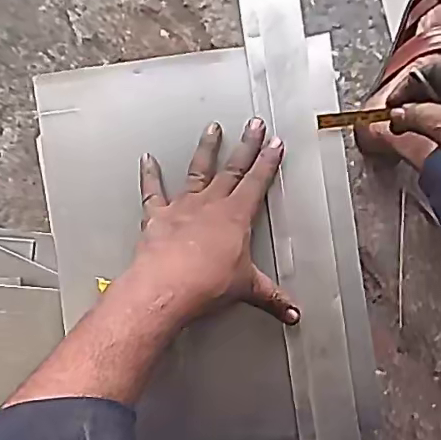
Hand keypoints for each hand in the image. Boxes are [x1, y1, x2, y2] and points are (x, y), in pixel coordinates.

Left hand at [118, 117, 298, 328]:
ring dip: (206, 149)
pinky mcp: (157, 217)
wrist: (168, 287)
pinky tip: (147, 159)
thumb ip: (271, 299)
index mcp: (236, 216)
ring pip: (197, 170)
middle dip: (246, 145)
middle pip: (232, 168)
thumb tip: (292, 315)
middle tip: (254, 125)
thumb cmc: (206, 284)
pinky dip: (149, 175)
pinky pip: (152, 191)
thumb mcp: (247, 289)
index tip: (275, 143)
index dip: (268, 162)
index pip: (257, 182)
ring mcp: (182, 207)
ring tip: (212, 128)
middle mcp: (210, 205)